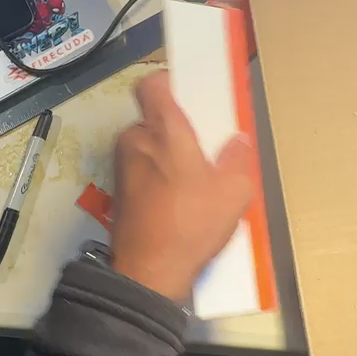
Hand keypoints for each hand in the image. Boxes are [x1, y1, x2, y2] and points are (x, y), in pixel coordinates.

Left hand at [107, 72, 256, 300]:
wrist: (148, 272)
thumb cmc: (191, 223)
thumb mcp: (233, 192)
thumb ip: (237, 159)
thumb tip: (237, 142)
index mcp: (163, 130)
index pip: (153, 84)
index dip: (169, 83)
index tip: (190, 96)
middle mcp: (136, 140)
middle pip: (154, 119)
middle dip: (176, 129)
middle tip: (204, 147)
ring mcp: (122, 167)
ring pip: (147, 146)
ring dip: (167, 156)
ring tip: (195, 180)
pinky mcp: (119, 191)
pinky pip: (142, 170)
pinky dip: (158, 177)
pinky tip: (180, 200)